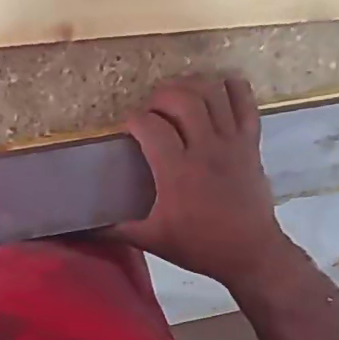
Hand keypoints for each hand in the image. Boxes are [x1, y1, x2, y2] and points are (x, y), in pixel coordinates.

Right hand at [108, 76, 304, 288]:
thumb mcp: (154, 241)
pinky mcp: (250, 144)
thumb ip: (119, 231)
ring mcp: (231, 143)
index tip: (128, 127)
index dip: (134, 120)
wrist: (250, 253)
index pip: (150, 126)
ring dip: (191, 85)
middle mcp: (204, 148)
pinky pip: (245, 104)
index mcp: (176, 171)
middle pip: (182, 99)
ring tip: (179, 95)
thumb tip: (88, 230)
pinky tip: (218, 89)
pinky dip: (232, 88)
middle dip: (160, 96)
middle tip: (152, 109)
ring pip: (212, 94)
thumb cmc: (200, 246)